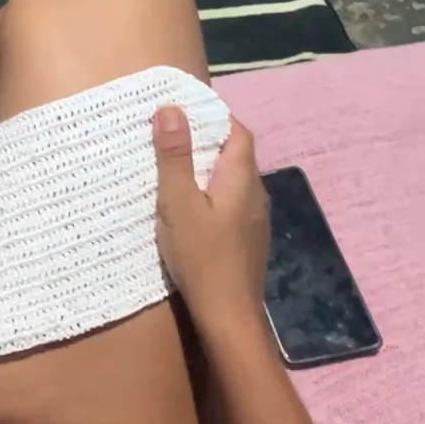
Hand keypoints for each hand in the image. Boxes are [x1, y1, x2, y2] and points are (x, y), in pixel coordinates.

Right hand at [153, 106, 269, 330]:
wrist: (229, 315)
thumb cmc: (202, 256)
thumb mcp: (178, 202)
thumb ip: (174, 156)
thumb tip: (171, 108)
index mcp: (242, 178)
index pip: (237, 131)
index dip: (214, 116)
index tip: (183, 110)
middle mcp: (255, 193)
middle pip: (234, 154)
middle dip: (205, 141)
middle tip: (169, 136)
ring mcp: (255, 219)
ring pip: (231, 180)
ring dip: (206, 169)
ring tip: (172, 168)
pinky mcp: (247, 240)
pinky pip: (230, 202)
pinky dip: (210, 193)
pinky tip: (189, 207)